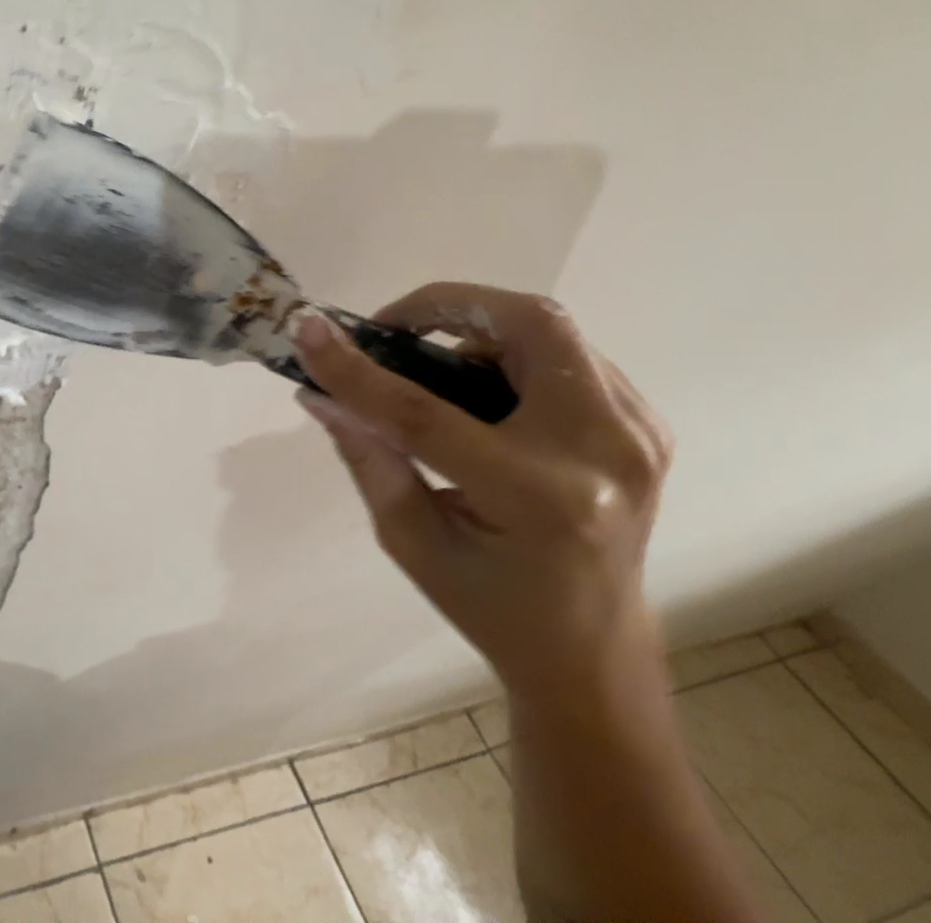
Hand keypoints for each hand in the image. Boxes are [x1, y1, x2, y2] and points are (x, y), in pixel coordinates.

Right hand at [291, 283, 674, 706]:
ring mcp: (638, 434)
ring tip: (429, 370)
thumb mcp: (409, 540)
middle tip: (391, 332)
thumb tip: (320, 392)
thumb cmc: (486, 603)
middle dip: (449, 306)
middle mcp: (602, 451)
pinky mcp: (646, 427)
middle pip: (531, 326)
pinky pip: (573, 359)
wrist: (588, 649)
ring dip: (480, 334)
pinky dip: (513, 358)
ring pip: (554, 334)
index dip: (358, 369)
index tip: (308, 330)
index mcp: (535, 495)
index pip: (425, 411)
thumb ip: (367, 457)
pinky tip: (481, 395)